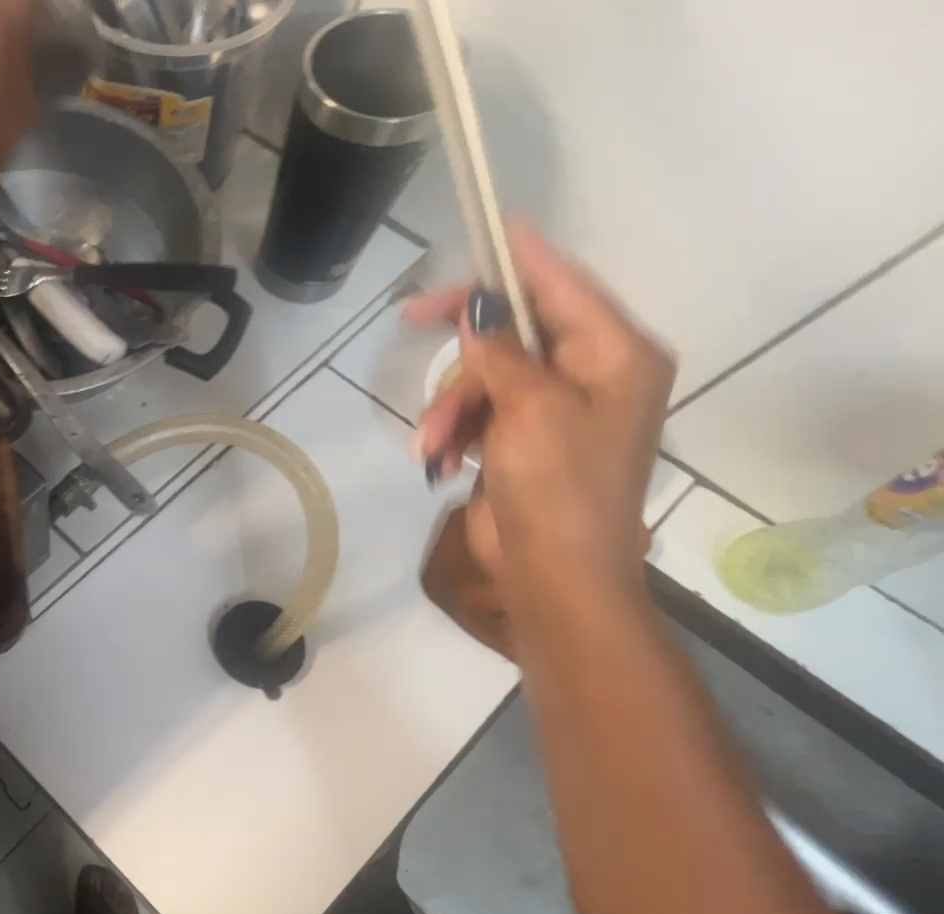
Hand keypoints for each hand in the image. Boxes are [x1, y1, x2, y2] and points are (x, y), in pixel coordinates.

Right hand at [409, 225, 673, 610]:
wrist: (553, 571)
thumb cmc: (557, 486)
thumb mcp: (528, 409)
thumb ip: (501, 353)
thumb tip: (480, 311)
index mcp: (616, 356)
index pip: (565, 287)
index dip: (526, 257)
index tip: (491, 227)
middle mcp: (593, 374)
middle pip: (517, 330)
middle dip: (465, 351)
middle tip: (411, 318)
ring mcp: (557, 410)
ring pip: (487, 375)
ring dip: (452, 405)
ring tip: (432, 444)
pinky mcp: (525, 440)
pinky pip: (481, 411)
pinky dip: (456, 429)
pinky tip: (442, 457)